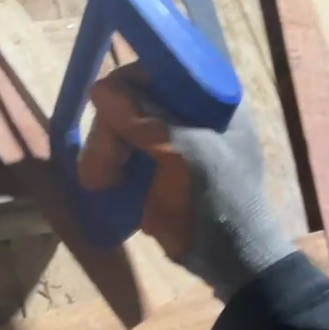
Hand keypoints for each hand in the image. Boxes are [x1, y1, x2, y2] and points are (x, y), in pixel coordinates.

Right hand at [78, 65, 295, 297]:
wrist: (229, 262)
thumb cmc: (220, 203)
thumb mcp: (187, 156)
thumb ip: (146, 119)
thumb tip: (99, 89)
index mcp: (212, 100)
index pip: (163, 66)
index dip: (131, 82)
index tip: (110, 108)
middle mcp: (189, 110)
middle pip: (132, 95)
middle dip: (112, 127)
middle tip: (105, 162)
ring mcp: (168, 137)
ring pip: (117, 122)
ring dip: (103, 149)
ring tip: (100, 179)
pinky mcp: (150, 162)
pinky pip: (116, 146)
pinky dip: (105, 160)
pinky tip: (103, 180)